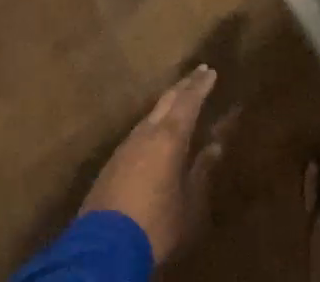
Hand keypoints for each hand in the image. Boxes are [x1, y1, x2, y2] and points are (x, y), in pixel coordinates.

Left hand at [79, 66, 229, 263]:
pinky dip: (152, 122)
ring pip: (149, 115)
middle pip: (166, 101)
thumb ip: (202, 171)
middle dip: (183, 86)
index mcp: (169, 138)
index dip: (200, 85)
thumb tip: (215, 146)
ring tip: (177, 99)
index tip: (210, 70)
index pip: (188, 101)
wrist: (104, 248)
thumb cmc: (157, 224)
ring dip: (166, 103)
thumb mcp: (190, 203)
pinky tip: (153, 131)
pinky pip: (137, 131)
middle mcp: (146, 134)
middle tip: (197, 73)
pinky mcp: (111, 163)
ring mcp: (125, 147)